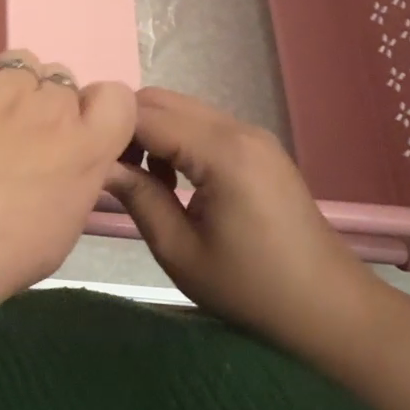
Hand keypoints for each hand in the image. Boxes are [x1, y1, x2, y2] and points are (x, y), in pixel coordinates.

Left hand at [0, 48, 135, 302]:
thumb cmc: (6, 254)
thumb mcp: (67, 225)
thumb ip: (78, 176)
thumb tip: (69, 158)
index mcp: (88, 147)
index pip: (115, 96)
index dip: (93, 109)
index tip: (73, 129)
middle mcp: (51, 110)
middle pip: (59, 81)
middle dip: (43, 104)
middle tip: (17, 137)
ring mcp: (1, 94)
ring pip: (19, 64)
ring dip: (8, 87)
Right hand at [105, 87, 379, 343]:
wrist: (331, 309)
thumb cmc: (250, 287)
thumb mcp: (178, 249)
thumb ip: (136, 196)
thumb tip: (96, 165)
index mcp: (222, 152)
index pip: (142, 116)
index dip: (104, 130)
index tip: (78, 159)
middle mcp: (238, 130)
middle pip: (158, 100)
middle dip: (122, 125)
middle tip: (103, 168)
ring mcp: (252, 136)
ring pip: (178, 108)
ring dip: (147, 132)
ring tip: (134, 178)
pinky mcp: (257, 148)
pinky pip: (200, 124)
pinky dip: (172, 138)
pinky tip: (169, 180)